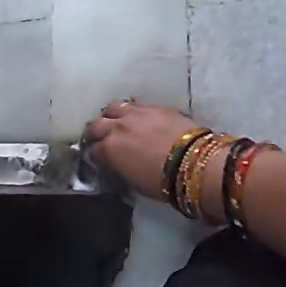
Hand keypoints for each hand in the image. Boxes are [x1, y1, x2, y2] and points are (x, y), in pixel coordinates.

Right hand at [82, 99, 203, 203]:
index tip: (97, 159)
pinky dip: (133, 111)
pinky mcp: (155, 106)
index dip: (93, 156)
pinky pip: (136, 104)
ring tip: (117, 122)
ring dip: (111, 116)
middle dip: (95, 133)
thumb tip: (117, 166)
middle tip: (99, 140)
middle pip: (96, 125)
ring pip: (113, 108)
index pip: (92, 151)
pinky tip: (138, 117)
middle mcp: (117, 127)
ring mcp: (135, 113)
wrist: (193, 162)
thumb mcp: (133, 183)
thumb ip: (120, 170)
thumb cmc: (161, 182)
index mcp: (109, 149)